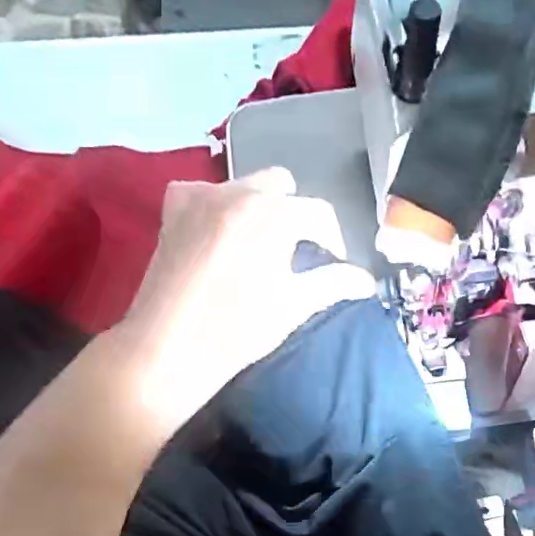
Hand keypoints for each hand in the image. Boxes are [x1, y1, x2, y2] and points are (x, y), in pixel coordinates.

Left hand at [118, 168, 375, 431]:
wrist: (168, 349)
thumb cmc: (237, 332)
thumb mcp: (293, 306)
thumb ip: (333, 284)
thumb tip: (367, 279)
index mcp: (273, 214)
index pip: (320, 213)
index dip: (334, 240)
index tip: (333, 263)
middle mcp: (237, 192)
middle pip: (281, 186)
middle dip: (294, 214)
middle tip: (291, 254)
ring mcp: (200, 196)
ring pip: (244, 186)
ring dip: (258, 208)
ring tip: (256, 248)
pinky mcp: (173, 210)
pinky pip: (205, 192)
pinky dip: (217, 207)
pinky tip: (218, 237)